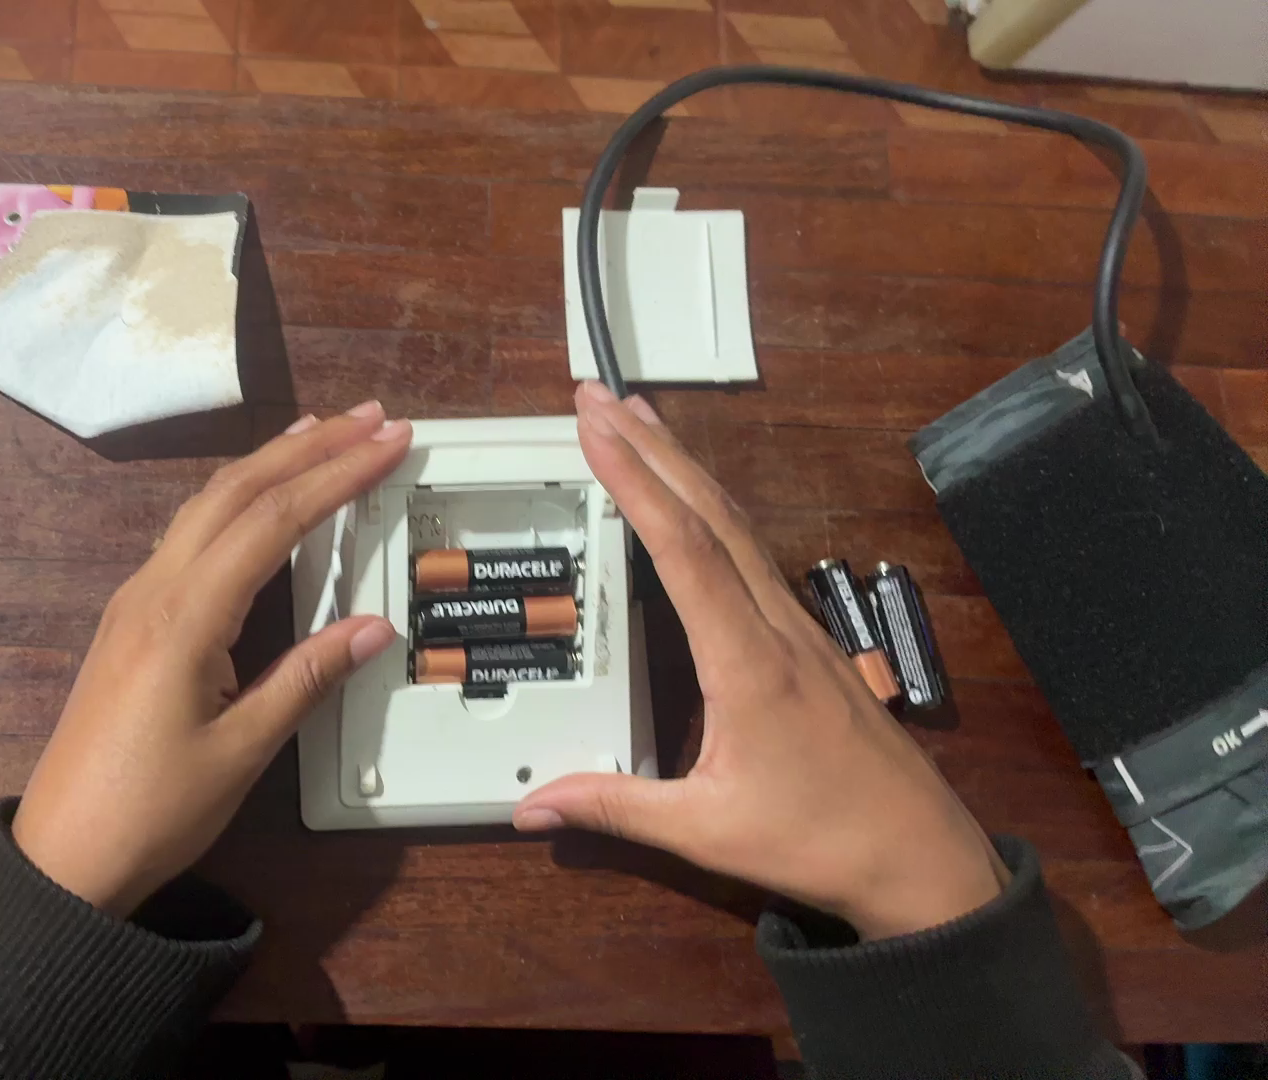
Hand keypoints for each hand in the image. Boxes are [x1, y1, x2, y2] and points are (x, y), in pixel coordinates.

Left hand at [14, 402, 411, 915]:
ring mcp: (136, 597)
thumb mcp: (242, 751)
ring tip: (321, 436)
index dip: (337, 475)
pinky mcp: (132, 615)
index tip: (387, 443)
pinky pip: (190, 534)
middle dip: (307, 448)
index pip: (274, 520)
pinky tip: (259, 500)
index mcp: (185, 615)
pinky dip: (236, 501)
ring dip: (268, 464)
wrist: (63, 855)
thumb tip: (373, 628)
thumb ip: (307, 678)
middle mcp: (154, 588)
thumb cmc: (151, 810)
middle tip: (367, 419)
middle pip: (237, 490)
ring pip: (208, 504)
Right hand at [515, 381, 1004, 939]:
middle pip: (710, 512)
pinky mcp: (799, 631)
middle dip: (651, 446)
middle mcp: (773, 623)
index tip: (597, 430)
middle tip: (598, 396)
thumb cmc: (819, 840)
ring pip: (733, 520)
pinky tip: (687, 491)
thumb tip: (530, 806)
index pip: (685, 550)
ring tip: (636, 416)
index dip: (637, 483)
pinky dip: (706, 501)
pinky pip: (747, 545)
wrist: (926, 860)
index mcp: (747, 661)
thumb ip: (614, 807)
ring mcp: (793, 621)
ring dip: (681, 462)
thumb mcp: (707, 830)